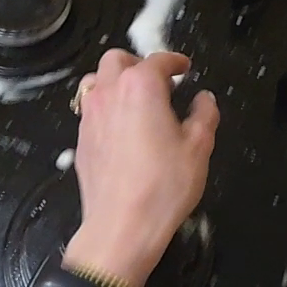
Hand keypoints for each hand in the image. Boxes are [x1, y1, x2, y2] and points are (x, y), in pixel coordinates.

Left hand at [67, 50, 219, 286]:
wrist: (121, 226)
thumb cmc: (162, 187)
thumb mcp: (199, 148)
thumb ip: (205, 115)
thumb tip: (204, 100)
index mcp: (141, 87)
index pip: (158, 59)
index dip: (175, 61)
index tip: (184, 67)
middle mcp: (110, 94)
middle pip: (117, 59)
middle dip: (139, 63)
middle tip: (160, 81)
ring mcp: (90, 116)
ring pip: (96, 80)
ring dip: (116, 81)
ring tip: (136, 99)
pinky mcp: (81, 139)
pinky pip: (90, 108)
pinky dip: (106, 106)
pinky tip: (123, 127)